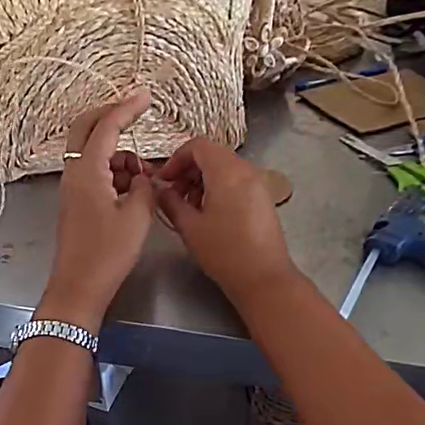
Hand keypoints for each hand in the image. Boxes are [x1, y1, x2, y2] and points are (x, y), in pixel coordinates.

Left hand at [42, 92, 158, 329]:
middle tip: (136, 114)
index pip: (106, 126)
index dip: (126, 108)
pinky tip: (134, 193)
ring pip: (93, 154)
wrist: (79, 287)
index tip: (145, 97)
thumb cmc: (108, 253)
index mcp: (87, 171)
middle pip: (86, 129)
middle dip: (111, 117)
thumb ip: (144, 186)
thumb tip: (142, 176)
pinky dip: (114, 173)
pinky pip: (94, 174)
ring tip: (144, 178)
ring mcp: (72, 189)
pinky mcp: (76, 203)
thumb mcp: (137, 216)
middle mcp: (74, 174)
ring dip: (118, 154)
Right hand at [155, 138, 300, 304]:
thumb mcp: (190, 227)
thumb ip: (171, 202)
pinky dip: (219, 188)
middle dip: (189, 170)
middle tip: (173, 195)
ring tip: (190, 208)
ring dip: (203, 180)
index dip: (176, 159)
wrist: (264, 278)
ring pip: (225, 168)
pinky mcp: (264, 199)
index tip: (164, 180)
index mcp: (227, 171)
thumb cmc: (224, 252)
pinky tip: (210, 214)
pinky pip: (237, 182)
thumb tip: (161, 190)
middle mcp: (246, 170)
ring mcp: (258, 184)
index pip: (198, 146)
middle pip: (212, 155)